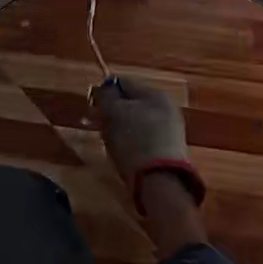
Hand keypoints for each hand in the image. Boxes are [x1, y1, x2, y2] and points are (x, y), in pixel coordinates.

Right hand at [93, 77, 205, 210]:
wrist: (159, 180)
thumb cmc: (134, 140)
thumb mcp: (114, 114)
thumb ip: (106, 97)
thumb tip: (103, 87)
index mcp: (155, 93)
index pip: (124, 83)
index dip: (105, 92)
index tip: (92, 106)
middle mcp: (167, 107)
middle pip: (131, 103)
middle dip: (112, 113)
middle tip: (98, 125)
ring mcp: (170, 129)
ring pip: (136, 121)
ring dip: (120, 129)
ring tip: (109, 142)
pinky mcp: (169, 149)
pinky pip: (143, 138)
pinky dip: (131, 142)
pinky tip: (124, 154)